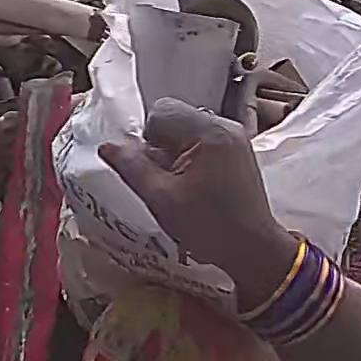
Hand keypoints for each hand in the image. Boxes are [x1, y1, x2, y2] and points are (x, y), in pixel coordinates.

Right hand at [99, 98, 297, 310]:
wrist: (253, 248)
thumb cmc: (208, 227)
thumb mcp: (162, 199)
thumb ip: (133, 168)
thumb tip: (107, 145)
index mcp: (209, 131)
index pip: (161, 111)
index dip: (147, 139)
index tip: (152, 169)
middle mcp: (226, 125)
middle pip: (176, 116)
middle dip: (161, 143)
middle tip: (164, 178)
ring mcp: (236, 136)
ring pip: (189, 128)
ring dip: (176, 149)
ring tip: (180, 183)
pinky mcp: (240, 149)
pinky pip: (205, 139)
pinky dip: (193, 154)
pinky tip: (196, 183)